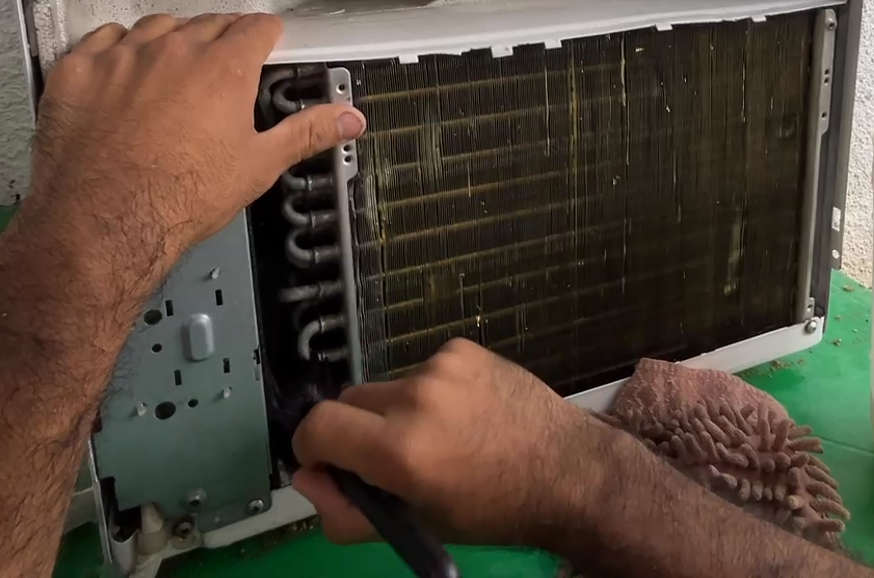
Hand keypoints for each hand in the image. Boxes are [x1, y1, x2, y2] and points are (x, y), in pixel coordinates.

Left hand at [13, 13, 363, 288]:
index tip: (266, 45)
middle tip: (224, 67)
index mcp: (225, 68)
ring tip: (175, 68)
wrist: (102, 223)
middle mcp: (176, 50)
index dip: (267, 36)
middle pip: (210, 22)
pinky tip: (123, 70)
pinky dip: (117, 48)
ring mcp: (124, 56)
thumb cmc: (178, 197)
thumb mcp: (259, 165)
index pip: (257, 27)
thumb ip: (308, 132)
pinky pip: (103, 38)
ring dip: (172, 39)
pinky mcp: (80, 70)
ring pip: (158, 25)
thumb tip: (349, 120)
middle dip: (223, 38)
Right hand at [291, 339, 624, 547]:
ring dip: (398, 410)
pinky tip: (464, 410)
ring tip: (442, 434)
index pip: (318, 425)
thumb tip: (309, 479)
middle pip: (350, 401)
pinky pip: (424, 368)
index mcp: (400, 449)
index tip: (327, 461)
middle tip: (394, 457)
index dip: (312, 446)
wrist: (564, 467)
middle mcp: (416, 397)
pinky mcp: (461, 347)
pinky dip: (431, 390)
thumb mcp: (417, 525)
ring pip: (389, 386)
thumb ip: (349, 510)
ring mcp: (441, 366)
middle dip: (358, 430)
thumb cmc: (491, 508)